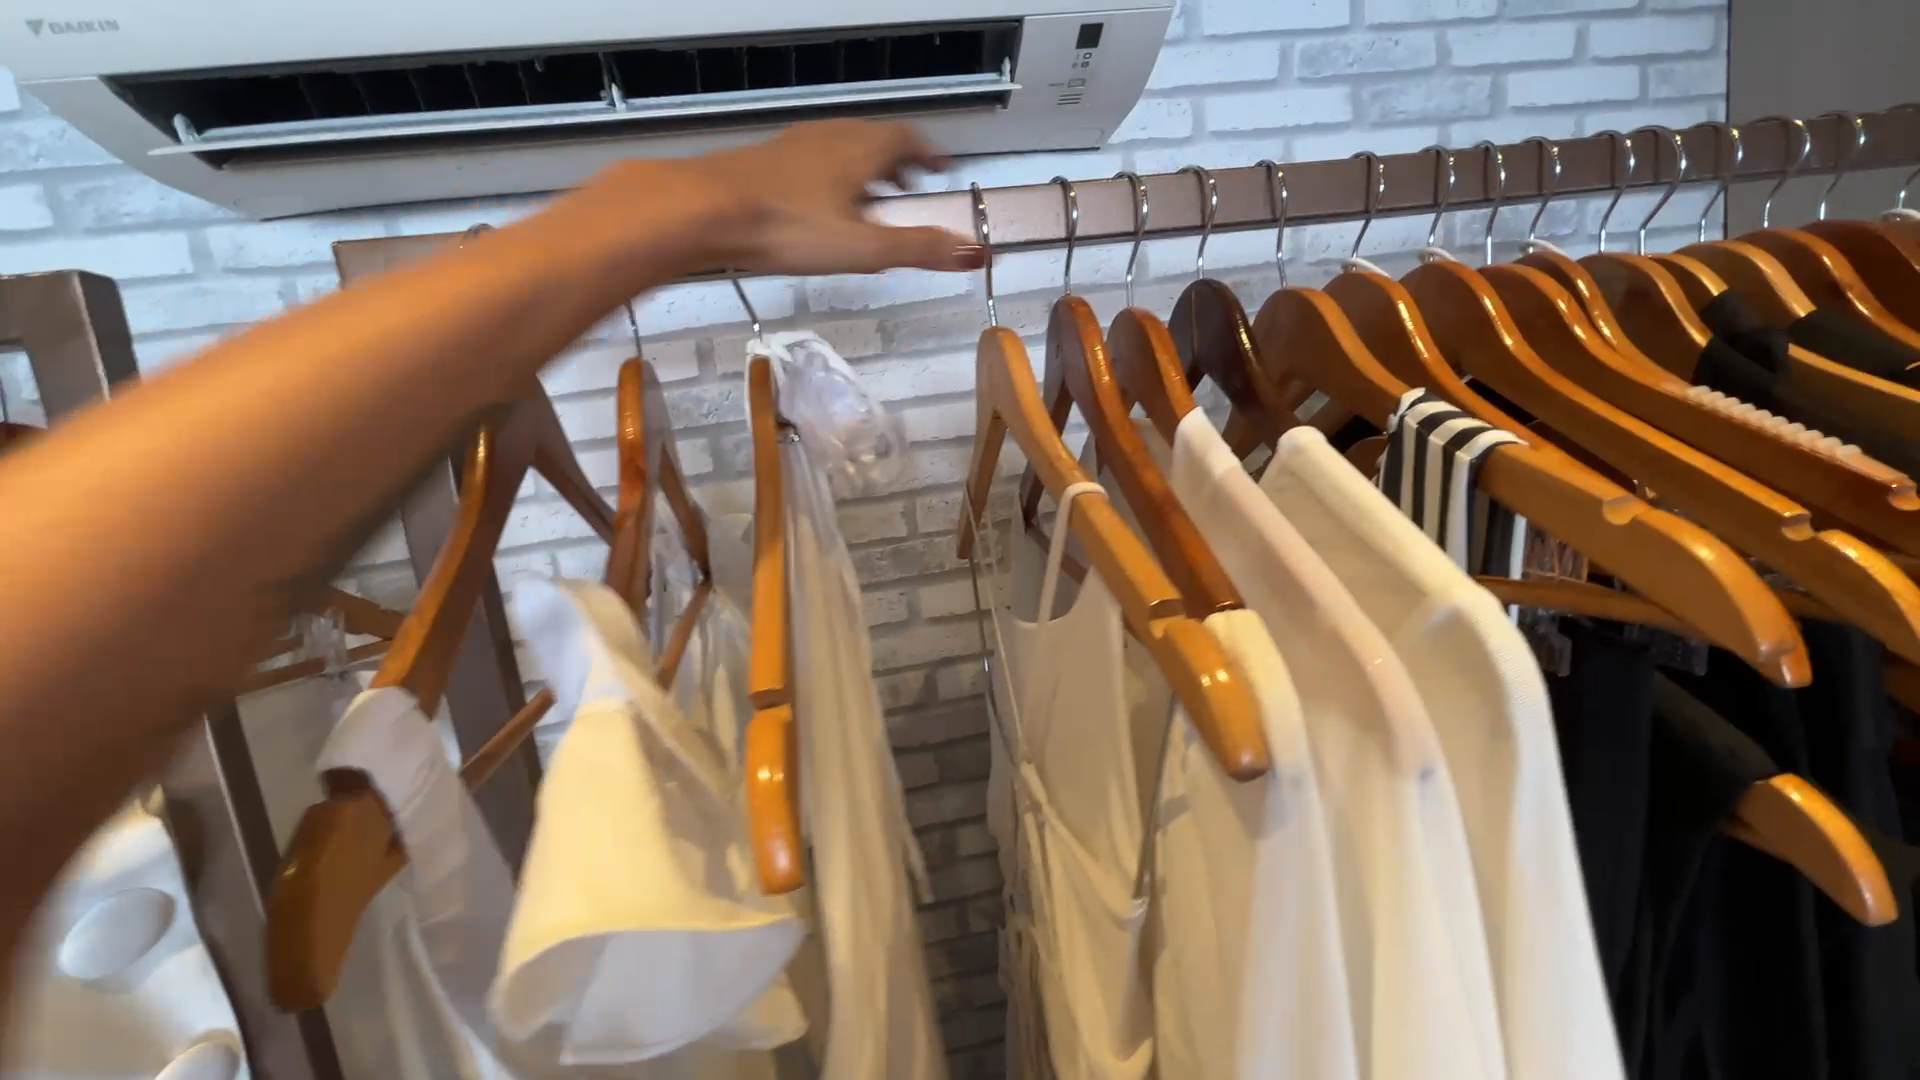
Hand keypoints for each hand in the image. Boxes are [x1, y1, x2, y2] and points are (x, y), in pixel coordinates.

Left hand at [574, 119, 984, 279]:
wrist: (706, 211)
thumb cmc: (789, 228)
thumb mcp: (864, 246)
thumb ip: (919, 249)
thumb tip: (976, 254)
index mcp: (861, 150)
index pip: (907, 140)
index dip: (928, 154)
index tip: (940, 170)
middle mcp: (831, 138)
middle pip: (876, 140)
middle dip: (899, 163)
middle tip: (910, 187)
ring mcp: (795, 147)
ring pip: (843, 149)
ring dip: (866, 170)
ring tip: (871, 199)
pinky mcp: (766, 162)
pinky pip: (814, 161)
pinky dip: (834, 177)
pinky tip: (821, 207)